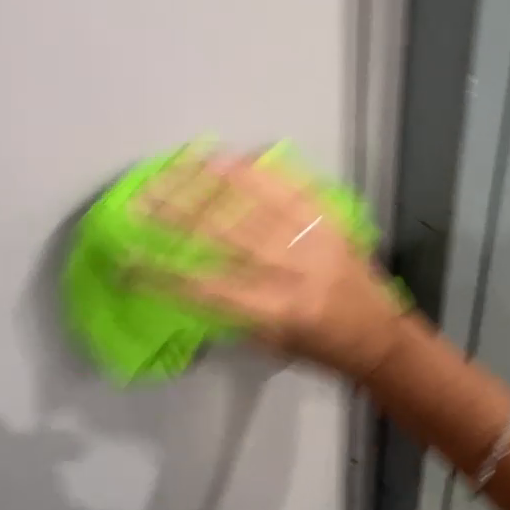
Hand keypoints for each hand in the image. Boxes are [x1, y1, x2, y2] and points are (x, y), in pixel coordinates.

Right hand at [139, 150, 406, 379]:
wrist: (383, 336)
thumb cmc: (321, 350)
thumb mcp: (270, 346)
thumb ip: (231, 313)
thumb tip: (187, 279)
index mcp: (277, 312)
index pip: (208, 289)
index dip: (162, 274)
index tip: (126, 259)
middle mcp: (295, 272)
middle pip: (226, 237)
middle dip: (177, 216)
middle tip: (140, 201)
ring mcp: (316, 240)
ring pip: (255, 204)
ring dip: (208, 186)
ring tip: (172, 170)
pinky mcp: (331, 220)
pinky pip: (291, 187)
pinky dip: (256, 171)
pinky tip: (227, 158)